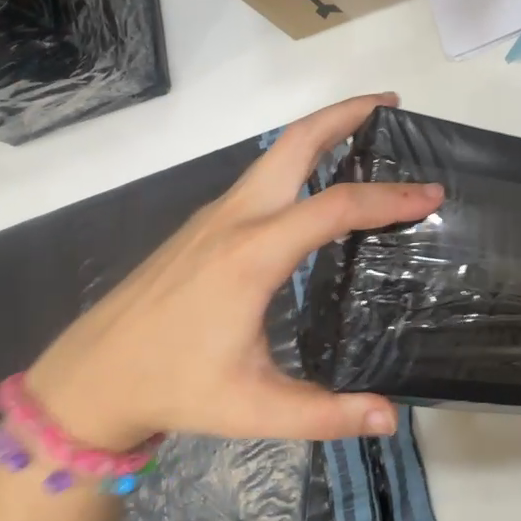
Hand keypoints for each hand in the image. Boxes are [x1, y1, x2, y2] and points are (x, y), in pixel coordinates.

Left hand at [25, 93, 444, 447]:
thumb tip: (391, 417)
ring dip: (322, 132)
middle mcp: (236, 220)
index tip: (432, 193)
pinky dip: (301, 160)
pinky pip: (263, 176)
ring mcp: (216, 217)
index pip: (336, 207)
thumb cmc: (172, 386)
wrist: (88, 378)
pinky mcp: (206, 225)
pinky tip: (321, 187)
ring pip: (275, 154)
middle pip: (295, 143)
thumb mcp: (253, 408)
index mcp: (253, 255)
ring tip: (369, 133)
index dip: (390, 198)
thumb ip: (325, 413)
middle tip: (393, 104)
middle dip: (345, 114)